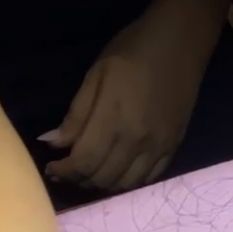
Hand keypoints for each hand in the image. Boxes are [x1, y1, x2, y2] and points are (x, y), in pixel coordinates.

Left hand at [39, 10, 205, 192]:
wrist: (180, 45)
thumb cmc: (132, 51)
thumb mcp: (96, 74)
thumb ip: (76, 114)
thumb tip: (54, 143)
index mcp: (113, 119)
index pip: (84, 161)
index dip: (64, 172)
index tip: (52, 169)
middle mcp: (137, 141)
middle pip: (103, 178)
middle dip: (80, 180)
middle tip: (68, 172)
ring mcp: (157, 149)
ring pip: (125, 185)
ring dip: (104, 185)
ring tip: (91, 173)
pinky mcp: (171, 150)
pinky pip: (147, 180)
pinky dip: (128, 182)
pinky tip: (117, 172)